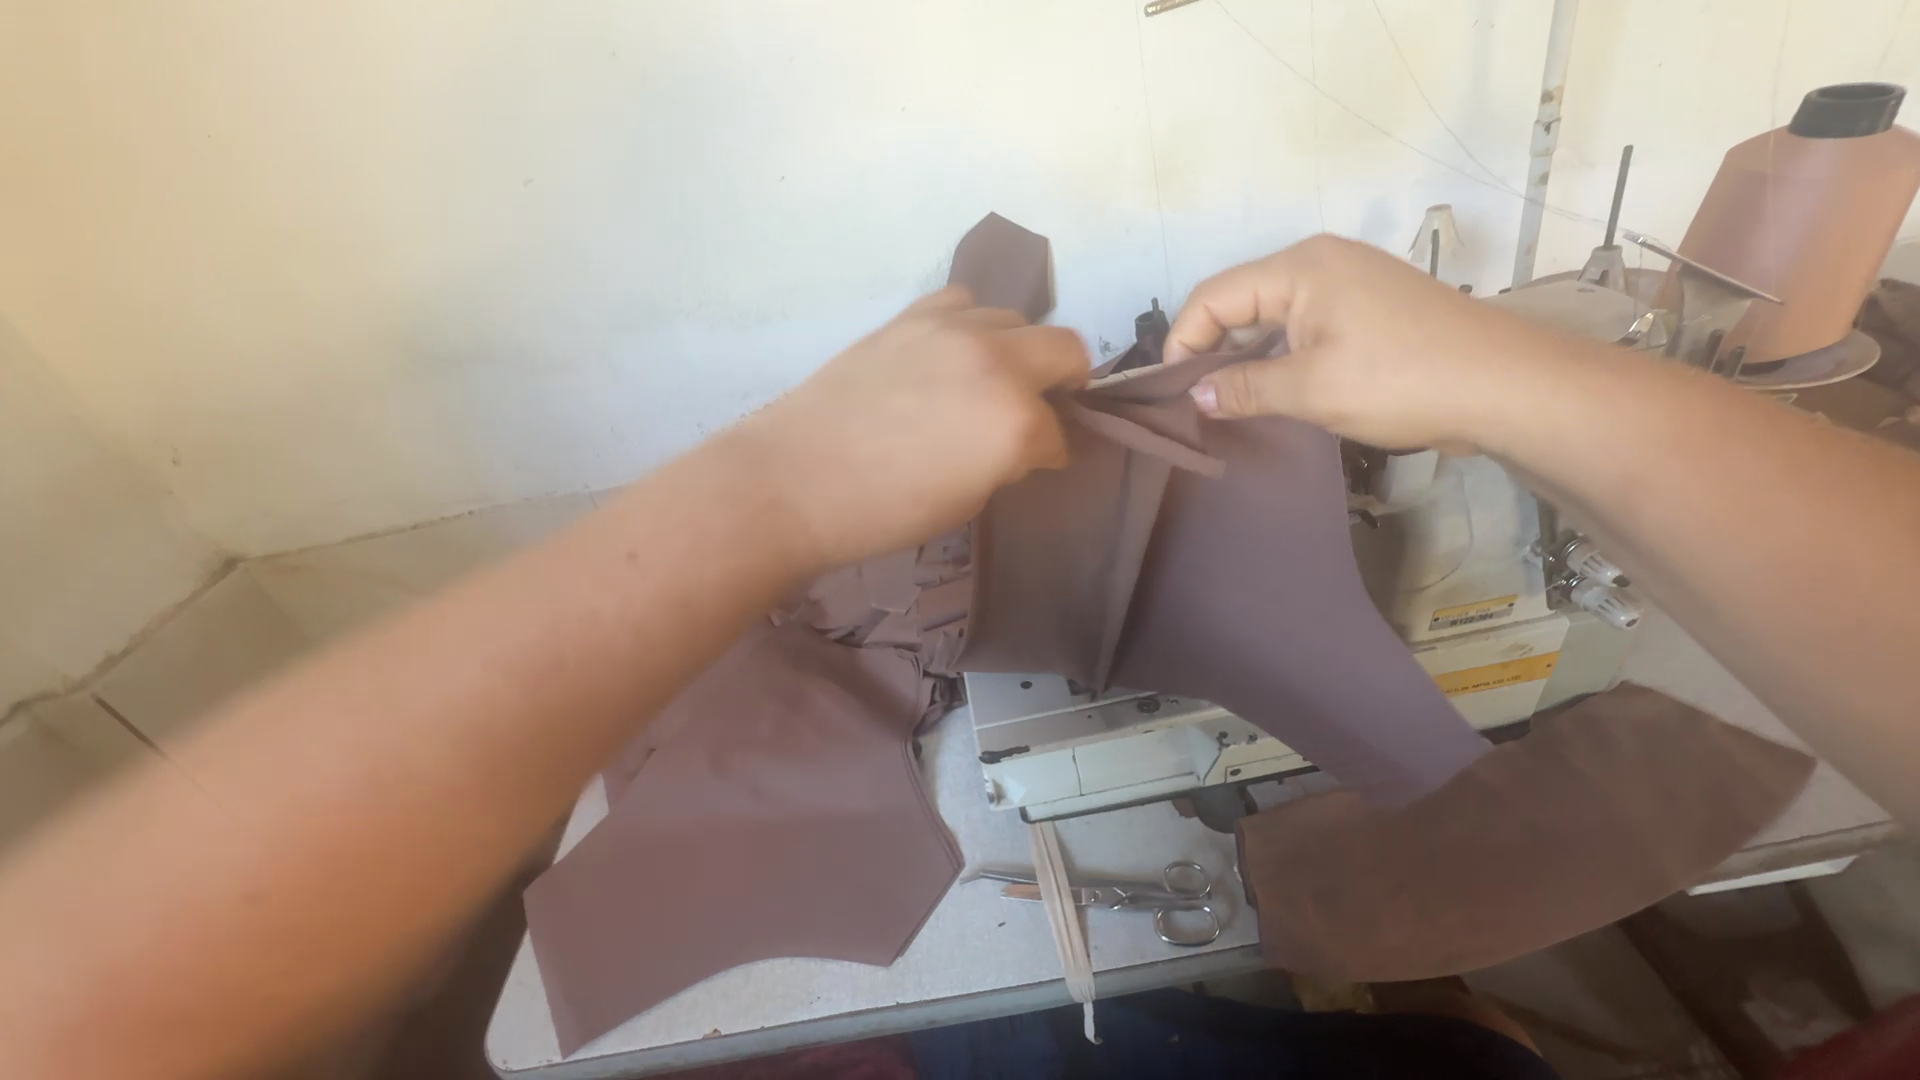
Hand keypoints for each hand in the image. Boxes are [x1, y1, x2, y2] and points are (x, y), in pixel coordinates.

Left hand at [729, 287, 1089, 569]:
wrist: (792, 481)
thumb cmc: (882, 513)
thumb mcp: (965, 503)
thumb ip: (1004, 462)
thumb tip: (1015, 444)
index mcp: (1016, 422)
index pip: (1058, 433)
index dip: (1051, 452)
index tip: (1037, 463)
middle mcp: (996, 362)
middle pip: (1065, 348)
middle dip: (1064, 381)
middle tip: (1040, 408)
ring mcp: (951, 331)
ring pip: (1014, 318)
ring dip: (1016, 349)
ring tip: (989, 379)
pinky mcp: (908, 318)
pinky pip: (961, 303)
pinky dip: (969, 326)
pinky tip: (949, 353)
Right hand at [1166, 235, 1569, 451]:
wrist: (1507, 386)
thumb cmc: (1402, 379)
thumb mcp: (1312, 389)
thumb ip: (1244, 389)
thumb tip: (1196, 396)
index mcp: (1300, 268)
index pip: (1213, 296)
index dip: (1184, 342)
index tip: (1177, 392)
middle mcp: (1319, 262)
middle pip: (1239, 300)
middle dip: (1211, 348)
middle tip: (1198, 400)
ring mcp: (1346, 282)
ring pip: (1269, 314)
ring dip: (1244, 354)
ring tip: (1228, 400)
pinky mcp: (1365, 307)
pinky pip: (1300, 323)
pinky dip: (1277, 353)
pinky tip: (1271, 387)